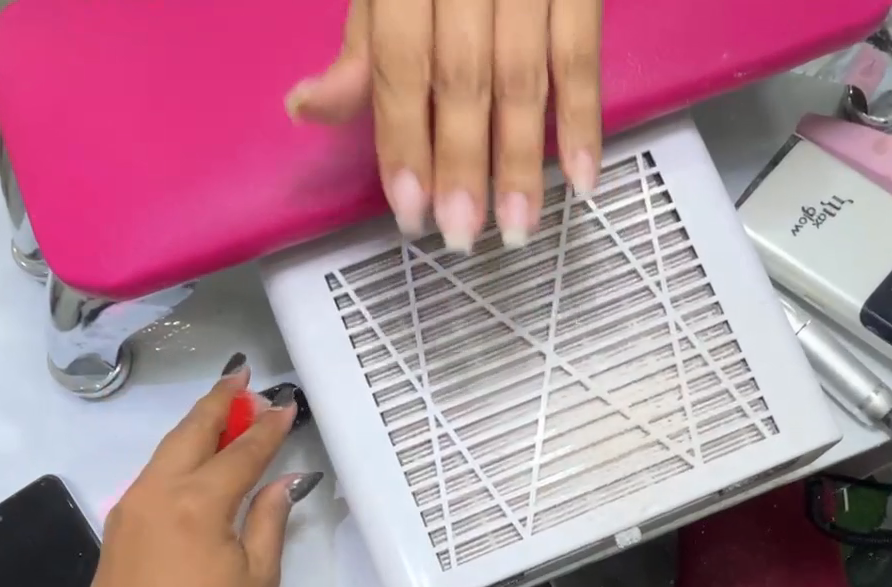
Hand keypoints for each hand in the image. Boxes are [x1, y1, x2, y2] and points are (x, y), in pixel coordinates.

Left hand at [62, 368, 319, 586]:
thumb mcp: (257, 579)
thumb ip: (270, 521)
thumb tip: (283, 483)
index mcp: (199, 503)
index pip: (241, 452)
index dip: (267, 427)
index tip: (285, 404)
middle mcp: (159, 490)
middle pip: (192, 431)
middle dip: (220, 400)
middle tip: (244, 375)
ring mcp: (132, 505)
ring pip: (167, 447)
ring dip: (197, 422)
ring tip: (224, 406)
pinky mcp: (120, 523)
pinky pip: (155, 471)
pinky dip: (179, 451)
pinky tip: (197, 456)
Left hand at [285, 0, 603, 252]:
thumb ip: (362, 46)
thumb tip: (307, 109)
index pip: (400, 62)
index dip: (405, 140)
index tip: (410, 211)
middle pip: (463, 75)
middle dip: (463, 162)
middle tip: (463, 235)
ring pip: (524, 74)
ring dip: (521, 158)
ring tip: (518, 227)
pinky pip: (583, 53)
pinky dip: (584, 118)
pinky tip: (581, 178)